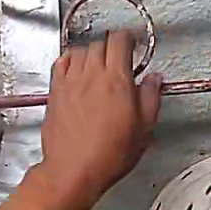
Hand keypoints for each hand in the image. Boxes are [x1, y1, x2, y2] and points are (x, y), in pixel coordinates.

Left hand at [32, 30, 161, 209]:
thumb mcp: (143, 129)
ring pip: (80, 51)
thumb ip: (151, 98)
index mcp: (117, 81)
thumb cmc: (107, 155)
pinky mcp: (55, 92)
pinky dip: (70, 61)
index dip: (129, 39)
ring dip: (91, 54)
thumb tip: (154, 80)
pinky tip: (76, 70)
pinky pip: (60, 64)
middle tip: (119, 60)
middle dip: (112, 48)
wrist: (74, 171)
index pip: (120, 41)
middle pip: (100, 44)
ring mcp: (70, 83)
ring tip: (99, 66)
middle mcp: (91, 76)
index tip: (134, 44)